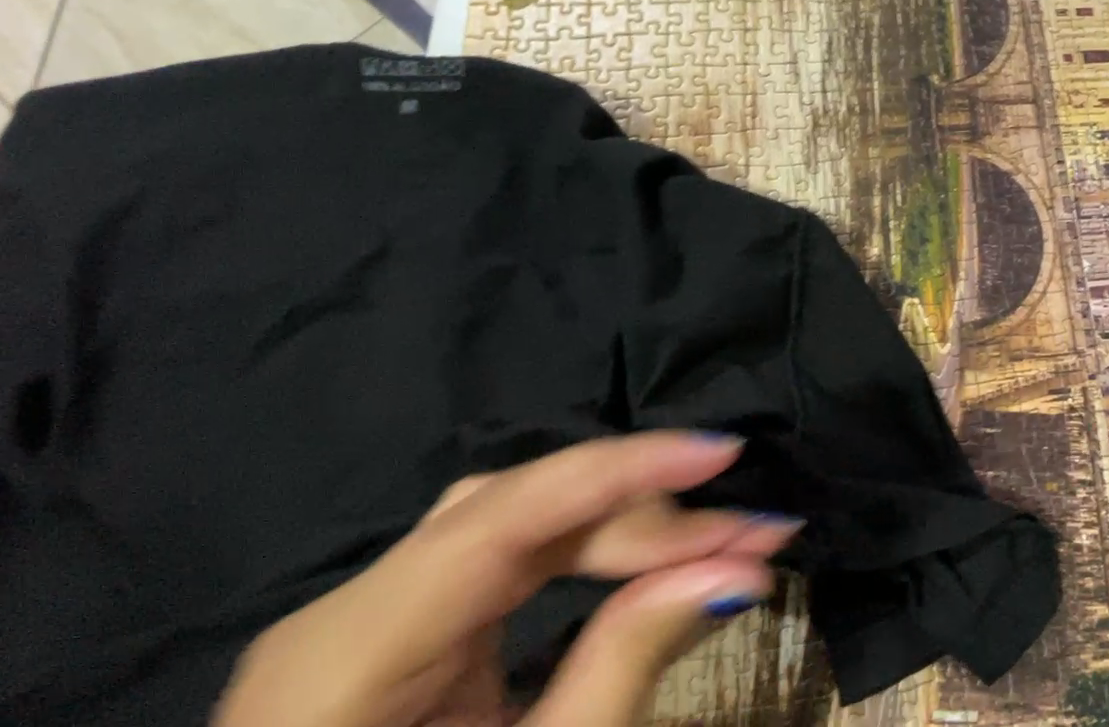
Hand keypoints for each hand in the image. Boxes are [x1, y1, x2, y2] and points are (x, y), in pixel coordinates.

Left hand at [214, 432, 802, 726]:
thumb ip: (625, 666)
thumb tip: (737, 572)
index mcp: (348, 654)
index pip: (502, 514)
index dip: (619, 471)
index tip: (723, 454)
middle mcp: (347, 610)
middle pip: (518, 512)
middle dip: (643, 517)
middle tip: (749, 535)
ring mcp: (370, 614)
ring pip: (517, 523)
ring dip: (625, 528)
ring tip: (715, 542)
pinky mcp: (401, 627)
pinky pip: (505, 559)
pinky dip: (586, 553)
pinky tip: (645, 557)